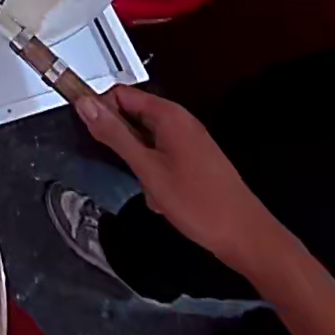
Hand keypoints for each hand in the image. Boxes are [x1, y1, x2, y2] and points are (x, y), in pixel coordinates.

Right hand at [75, 85, 295, 278]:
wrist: (249, 240)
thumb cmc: (200, 204)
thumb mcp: (147, 169)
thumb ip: (114, 135)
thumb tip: (85, 104)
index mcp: (168, 114)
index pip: (119, 94)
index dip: (102, 110)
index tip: (93, 133)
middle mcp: (180, 120)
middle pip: (132, 115)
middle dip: (123, 141)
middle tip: (127, 167)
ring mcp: (189, 140)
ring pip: (145, 138)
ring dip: (140, 161)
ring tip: (150, 187)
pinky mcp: (195, 158)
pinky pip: (161, 153)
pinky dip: (155, 171)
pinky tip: (163, 196)